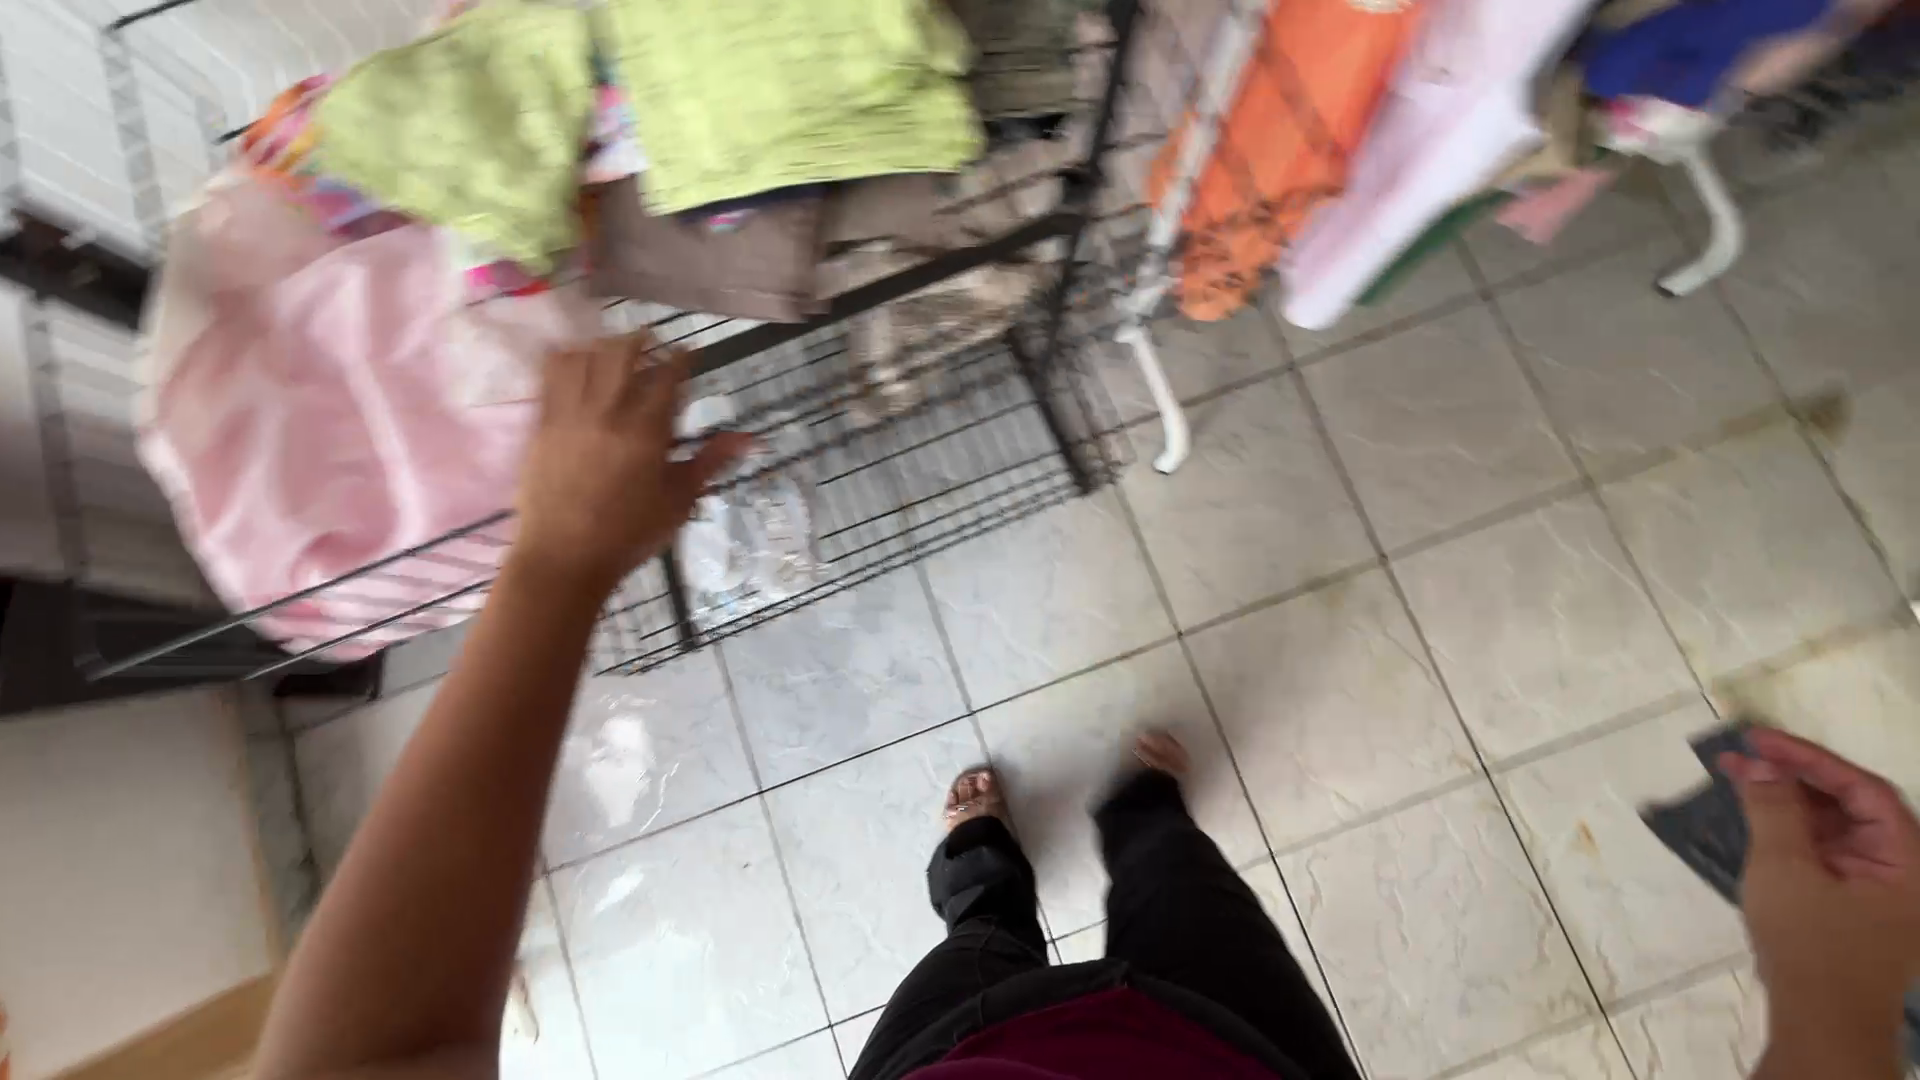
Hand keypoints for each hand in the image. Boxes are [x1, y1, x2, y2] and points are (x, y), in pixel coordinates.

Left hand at [511, 335, 750, 595]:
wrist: (565, 558)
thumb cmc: (631, 534)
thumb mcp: (680, 499)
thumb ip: (711, 460)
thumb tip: (750, 438)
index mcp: (647, 430)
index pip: (668, 377)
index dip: (682, 359)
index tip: (690, 352)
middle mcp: (607, 412)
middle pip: (622, 354)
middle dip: (641, 341)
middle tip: (652, 340)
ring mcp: (569, 415)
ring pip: (584, 357)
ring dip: (603, 345)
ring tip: (614, 346)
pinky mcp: (541, 425)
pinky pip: (549, 376)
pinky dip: (565, 359)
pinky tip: (573, 359)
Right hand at [1720, 729, 1919, 1045]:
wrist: (1820, 1012)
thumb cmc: (1810, 939)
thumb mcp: (1784, 868)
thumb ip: (1775, 812)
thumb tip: (1763, 764)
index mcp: (1909, 863)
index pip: (1867, 792)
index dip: (1813, 759)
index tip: (1759, 739)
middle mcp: (1902, 868)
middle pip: (1853, 804)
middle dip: (1796, 773)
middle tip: (1741, 751)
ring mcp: (1876, 882)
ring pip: (1833, 821)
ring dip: (1785, 794)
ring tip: (1734, 770)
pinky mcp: (1848, 893)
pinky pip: (1820, 842)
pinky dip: (1786, 819)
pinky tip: (1752, 807)